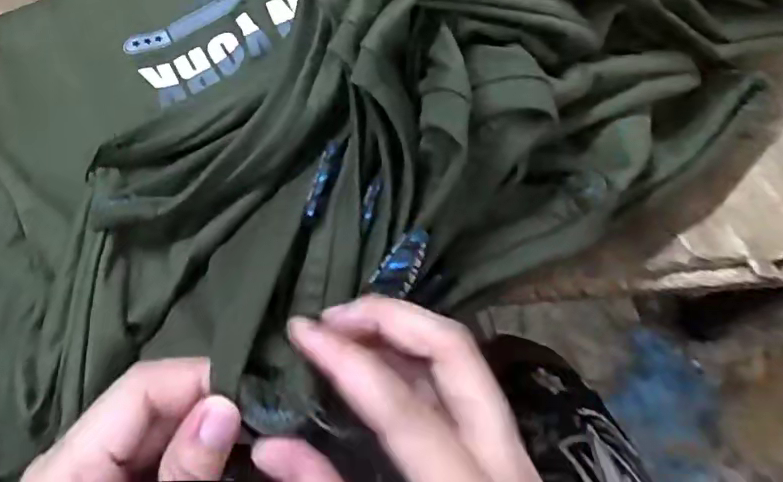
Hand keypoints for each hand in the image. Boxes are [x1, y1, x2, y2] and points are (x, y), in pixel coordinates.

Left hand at [24, 358, 243, 481]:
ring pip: (157, 432)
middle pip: (149, 406)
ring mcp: (94, 471)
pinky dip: (193, 457)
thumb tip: (225, 404)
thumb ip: (181, 472)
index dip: (194, 376)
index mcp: (68, 456)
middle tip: (268, 409)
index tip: (253, 384)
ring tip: (259, 428)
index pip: (138, 386)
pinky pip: (155, 458)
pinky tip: (233, 456)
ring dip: (206, 429)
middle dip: (207, 403)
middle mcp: (77, 454)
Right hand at [251, 298, 538, 481]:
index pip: (401, 405)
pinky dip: (412, 359)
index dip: (343, 357)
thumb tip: (267, 445)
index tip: (298, 329)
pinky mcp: (508, 463)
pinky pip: (459, 385)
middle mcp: (507, 467)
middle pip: (454, 350)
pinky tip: (375, 367)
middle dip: (386, 317)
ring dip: (398, 331)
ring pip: (461, 358)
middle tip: (330, 318)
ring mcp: (515, 461)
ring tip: (345, 332)